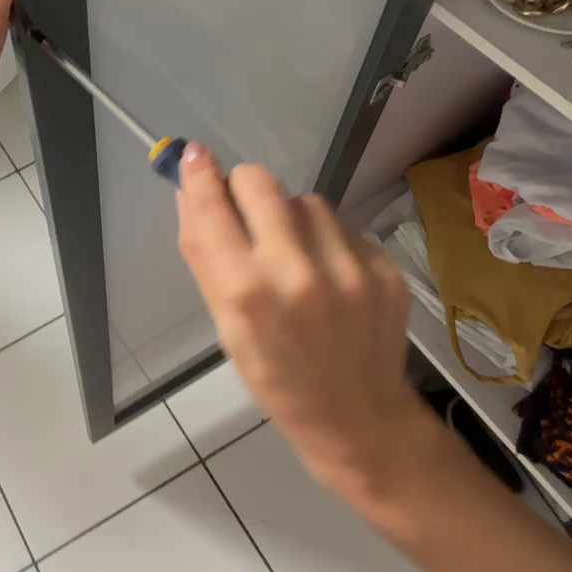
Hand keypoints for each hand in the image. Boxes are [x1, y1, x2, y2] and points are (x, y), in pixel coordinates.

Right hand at [174, 144, 427, 499]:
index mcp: (248, 292)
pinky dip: (326, 238)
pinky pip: (342, 225)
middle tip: (244, 209)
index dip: (198, 173)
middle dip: (244, 186)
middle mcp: (298, 272)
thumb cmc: (273, 373)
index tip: (194, 154)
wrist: (358, 416)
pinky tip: (328, 274)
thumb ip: (202, 252)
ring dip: (290, 216)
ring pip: (305, 200)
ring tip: (295, 255)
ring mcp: (349, 269)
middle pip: (260, 182)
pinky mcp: (385, 269)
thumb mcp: (223, 322)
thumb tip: (187, 191)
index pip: (212, 207)